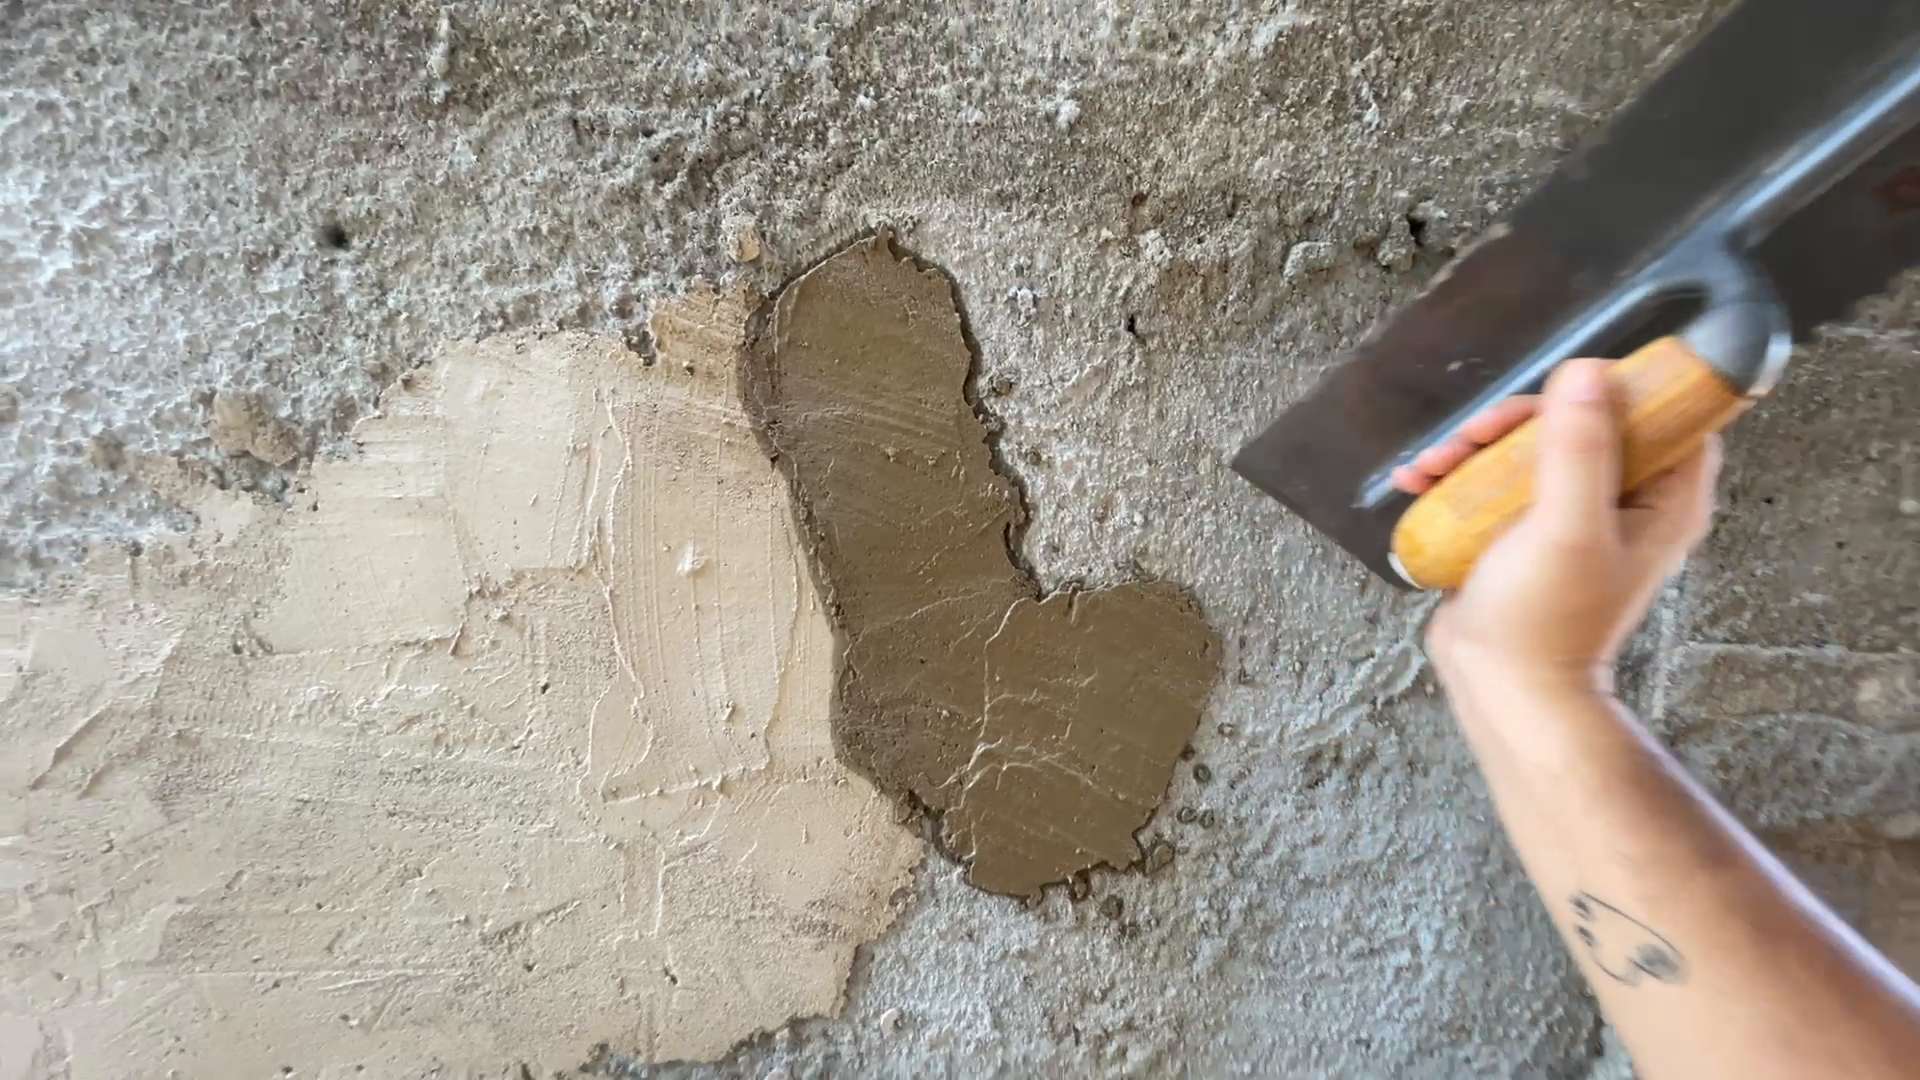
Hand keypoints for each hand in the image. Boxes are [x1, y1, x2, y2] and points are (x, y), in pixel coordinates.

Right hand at [1408, 357, 1722, 695]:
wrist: (1498, 681)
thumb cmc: (1543, 615)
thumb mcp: (1565, 528)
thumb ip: (1578, 450)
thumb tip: (1586, 370)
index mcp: (1661, 498)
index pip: (1660, 416)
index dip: (1614, 391)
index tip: (1554, 389)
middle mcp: (1617, 502)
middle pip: (1574, 429)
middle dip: (1514, 424)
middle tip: (1469, 436)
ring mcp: (1561, 520)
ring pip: (1522, 455)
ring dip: (1470, 451)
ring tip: (1427, 467)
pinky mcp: (1513, 535)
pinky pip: (1488, 486)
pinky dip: (1451, 478)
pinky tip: (1414, 482)